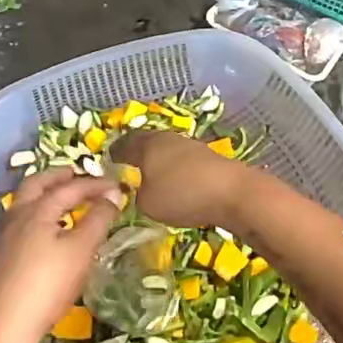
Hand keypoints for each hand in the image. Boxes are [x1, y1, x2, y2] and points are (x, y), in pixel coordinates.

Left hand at [0, 170, 120, 342]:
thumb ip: (100, 217)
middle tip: (78, 175)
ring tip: (68, 202)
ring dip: (47, 195)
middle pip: (37, 185)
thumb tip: (114, 193)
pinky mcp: (1, 258)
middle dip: (59, 176)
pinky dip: (40, 215)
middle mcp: (17, 216)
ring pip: (25, 204)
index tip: (119, 186)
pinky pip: (22, 222)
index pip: (72, 186)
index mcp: (38, 209)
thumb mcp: (82, 248)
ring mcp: (4, 237)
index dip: (97, 184)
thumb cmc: (48, 283)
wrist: (4, 328)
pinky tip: (51, 233)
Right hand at [112, 131, 253, 230]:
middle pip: (148, 144)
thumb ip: (137, 195)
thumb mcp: (147, 203)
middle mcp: (169, 139)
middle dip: (137, 154)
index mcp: (148, 144)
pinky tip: (177, 183)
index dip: (114, 154)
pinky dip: (177, 170)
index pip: (124, 144)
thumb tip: (141, 190)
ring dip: (159, 162)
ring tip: (151, 178)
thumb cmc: (183, 195)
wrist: (234, 193)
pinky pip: (184, 162)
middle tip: (128, 168)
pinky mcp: (210, 158)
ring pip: (168, 151)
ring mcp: (192, 146)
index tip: (108, 162)